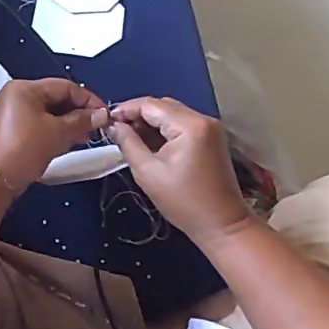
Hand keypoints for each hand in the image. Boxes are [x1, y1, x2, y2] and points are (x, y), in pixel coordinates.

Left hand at [0, 78, 105, 190]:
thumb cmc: (22, 150)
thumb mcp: (58, 132)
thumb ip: (82, 120)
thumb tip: (100, 115)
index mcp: (24, 89)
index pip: (64, 86)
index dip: (87, 99)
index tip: (103, 113)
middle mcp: (17, 97)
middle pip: (57, 98)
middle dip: (78, 112)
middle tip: (96, 126)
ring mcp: (15, 113)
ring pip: (50, 112)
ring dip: (69, 123)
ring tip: (86, 135)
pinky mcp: (15, 129)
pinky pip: (42, 123)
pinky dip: (57, 130)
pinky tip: (70, 140)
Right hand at [104, 97, 254, 243]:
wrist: (221, 224)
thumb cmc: (182, 200)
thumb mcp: (146, 171)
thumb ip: (127, 142)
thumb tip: (113, 125)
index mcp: (189, 125)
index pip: (150, 105)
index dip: (125, 109)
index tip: (106, 121)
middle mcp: (203, 119)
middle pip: (162, 105)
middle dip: (137, 114)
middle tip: (116, 130)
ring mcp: (210, 128)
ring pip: (171, 113)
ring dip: (149, 121)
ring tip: (129, 136)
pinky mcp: (211, 137)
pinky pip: (181, 124)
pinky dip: (163, 129)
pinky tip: (148, 142)